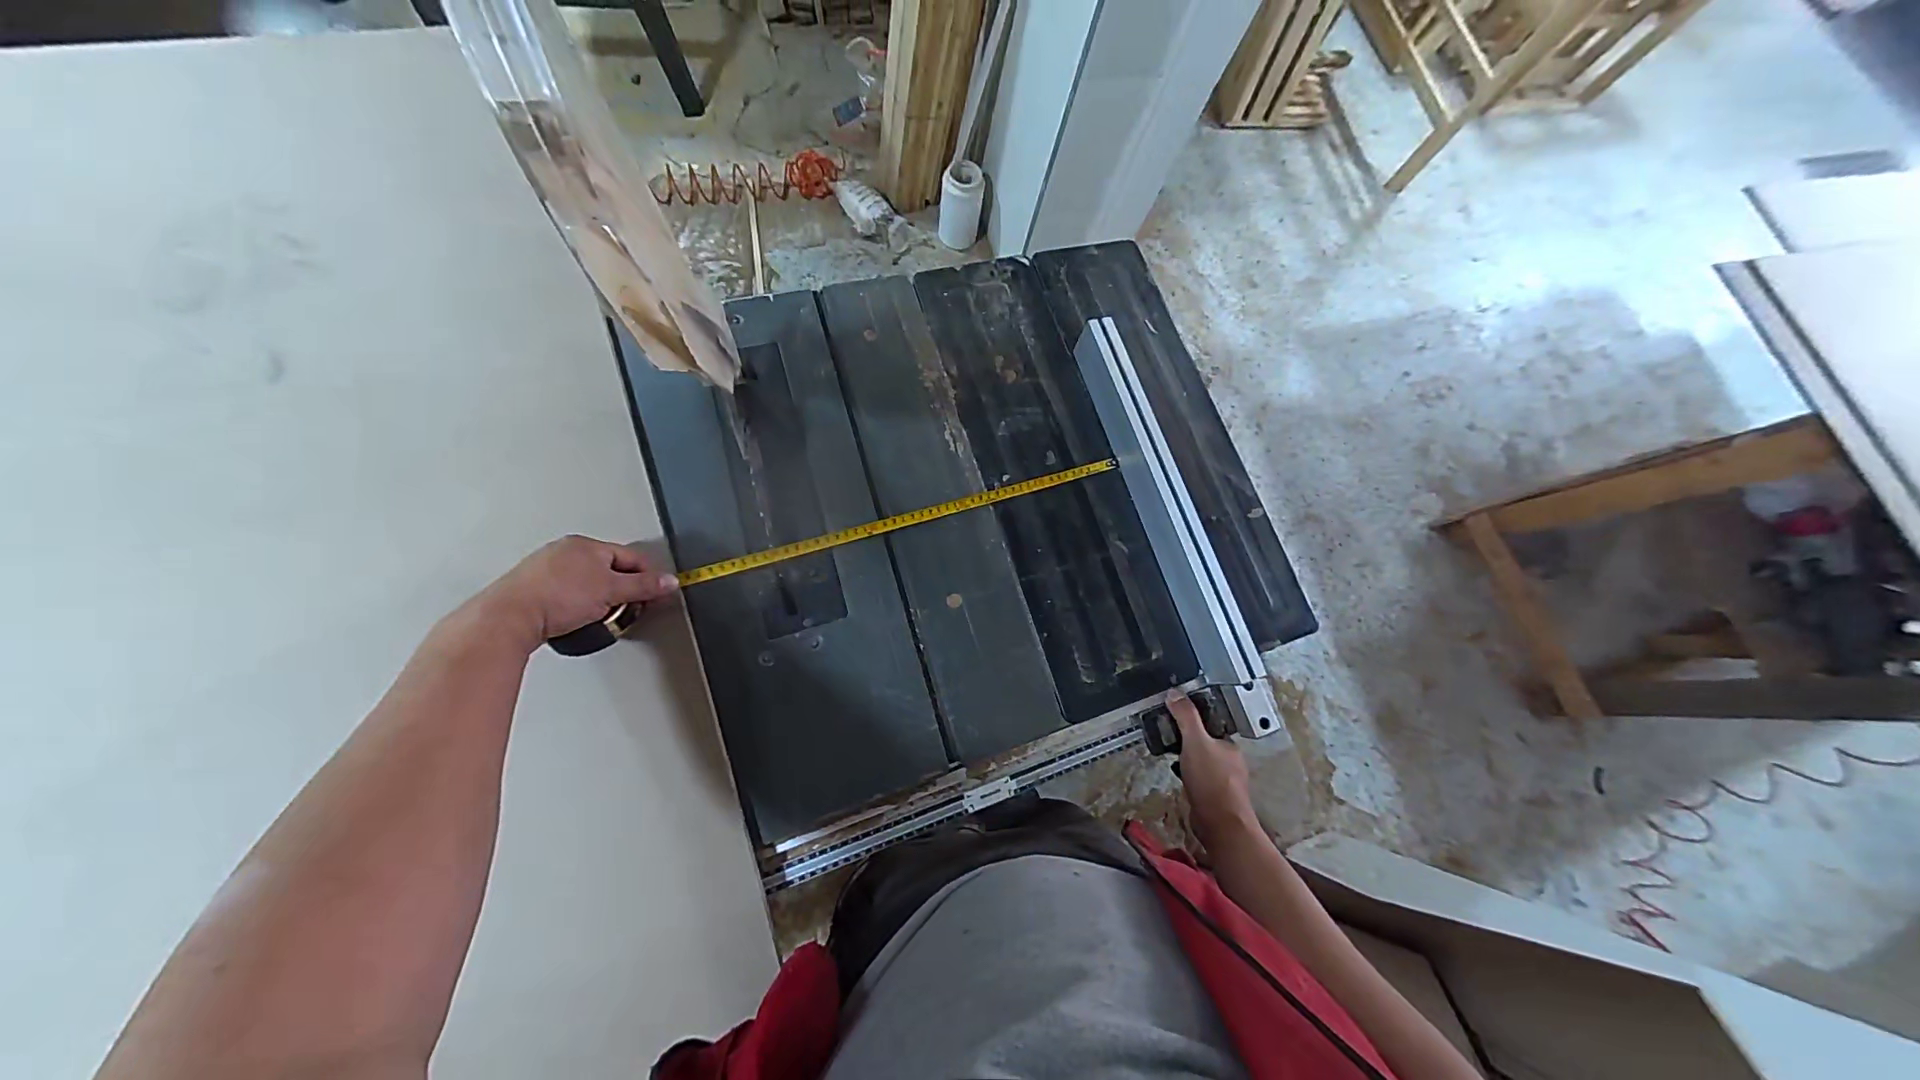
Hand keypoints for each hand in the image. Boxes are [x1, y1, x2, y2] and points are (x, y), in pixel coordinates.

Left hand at [469, 535, 678, 653]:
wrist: (510, 617)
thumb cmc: (552, 597)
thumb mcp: (612, 591)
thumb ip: (644, 586)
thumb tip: (666, 582)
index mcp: (585, 545)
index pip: (631, 558)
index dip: (647, 578)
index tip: (655, 593)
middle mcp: (564, 552)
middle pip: (610, 570)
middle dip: (621, 590)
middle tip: (624, 608)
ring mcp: (546, 569)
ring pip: (588, 584)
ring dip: (598, 600)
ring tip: (596, 616)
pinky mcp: (534, 589)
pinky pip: (567, 595)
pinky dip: (576, 607)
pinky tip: (573, 619)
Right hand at [1172, 694, 1260, 852]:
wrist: (1219, 823)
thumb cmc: (1211, 780)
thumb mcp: (1194, 741)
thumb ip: (1185, 716)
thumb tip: (1175, 694)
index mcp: (1230, 746)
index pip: (1212, 727)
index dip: (1195, 722)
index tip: (1176, 720)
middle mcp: (1230, 762)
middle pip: (1206, 744)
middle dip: (1189, 741)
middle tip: (1170, 739)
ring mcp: (1224, 782)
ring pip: (1202, 763)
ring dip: (1187, 760)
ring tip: (1172, 758)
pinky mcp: (1215, 798)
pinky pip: (1200, 780)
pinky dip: (1189, 776)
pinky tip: (1179, 778)